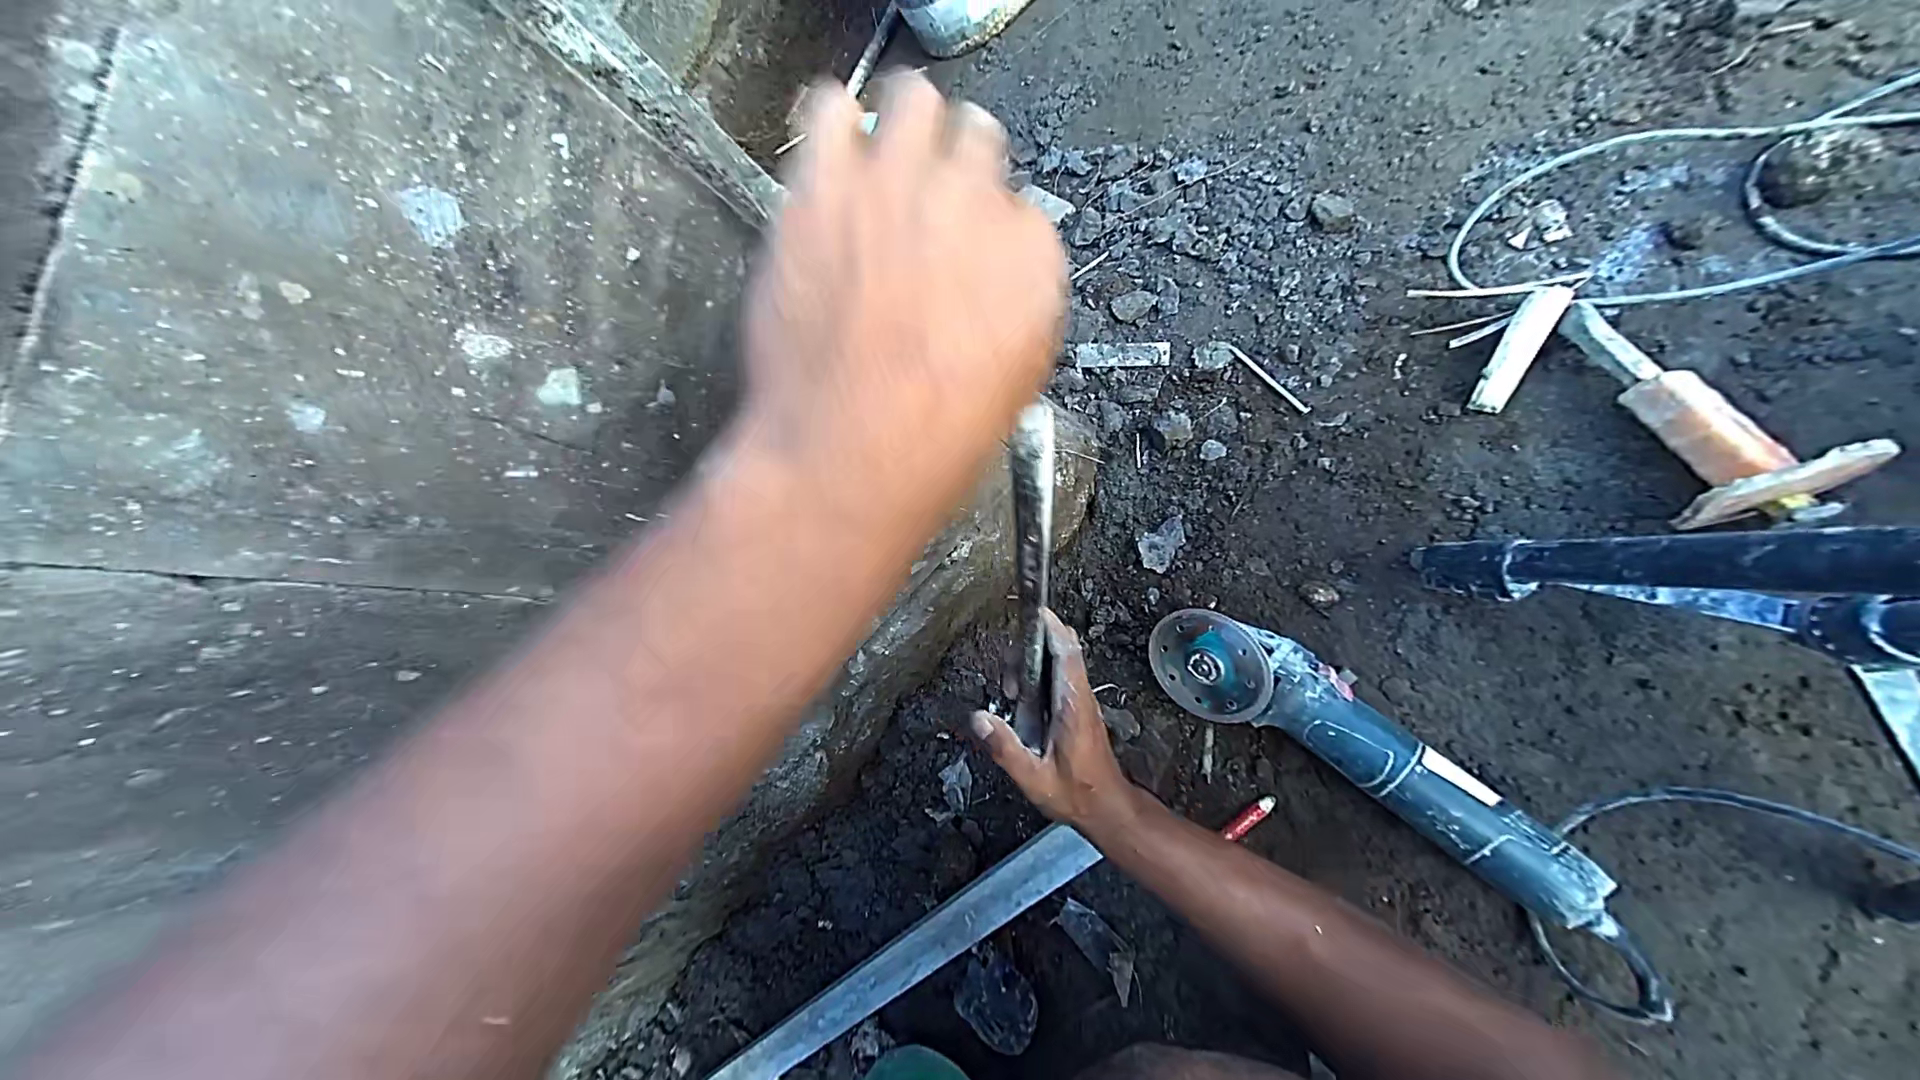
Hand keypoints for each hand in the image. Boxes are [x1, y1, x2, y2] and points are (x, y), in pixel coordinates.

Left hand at [736, 74, 1066, 521]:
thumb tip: (995, 290)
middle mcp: (973, 209)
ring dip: (905, 132)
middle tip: (929, 209)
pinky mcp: (823, 189)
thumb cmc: (926, 445)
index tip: (966, 256)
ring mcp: (896, 190)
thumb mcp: (1008, 391)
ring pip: (915, 103)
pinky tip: (833, 161)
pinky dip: (835, 129)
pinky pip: (830, 111)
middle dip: (957, 174)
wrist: (844, 461)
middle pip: (977, 144)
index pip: (1021, 213)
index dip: (988, 236)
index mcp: (1031, 264)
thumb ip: (1012, 316)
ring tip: (885, 172)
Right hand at [972, 610, 1136, 830]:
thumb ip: (1005, 748)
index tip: (1035, 612)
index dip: (1052, 627)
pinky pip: (1059, 676)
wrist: (1108, 808)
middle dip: (1032, 647)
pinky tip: (1022, 699)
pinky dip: (1039, 674)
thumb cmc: (1077, 794)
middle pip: (1062, 649)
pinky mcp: (1078, 707)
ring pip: (1060, 661)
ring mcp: (1081, 700)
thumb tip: (979, 718)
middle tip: (1010, 676)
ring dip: (1033, 663)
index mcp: (1073, 705)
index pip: (1067, 652)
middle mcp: (1080, 696)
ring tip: (1012, 691)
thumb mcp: (1034, 778)